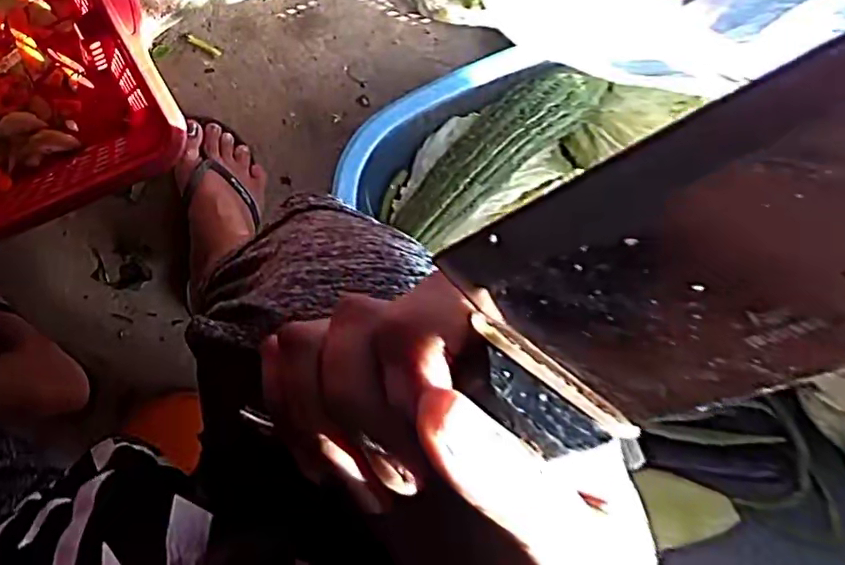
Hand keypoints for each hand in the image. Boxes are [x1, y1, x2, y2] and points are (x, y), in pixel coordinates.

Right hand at [259, 277, 652, 564]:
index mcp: (504, 353)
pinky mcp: (334, 384)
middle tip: (410, 484)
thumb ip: (511, 479)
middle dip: (366, 414)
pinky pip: (279, 361)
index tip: (428, 450)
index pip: (430, 305)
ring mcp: (376, 358)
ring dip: (319, 418)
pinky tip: (326, 464)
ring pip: (305, 337)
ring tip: (366, 477)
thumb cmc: (557, 559)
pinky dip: (287, 413)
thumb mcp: (566, 538)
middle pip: (355, 322)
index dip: (412, 368)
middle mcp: (431, 334)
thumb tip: (437, 410)